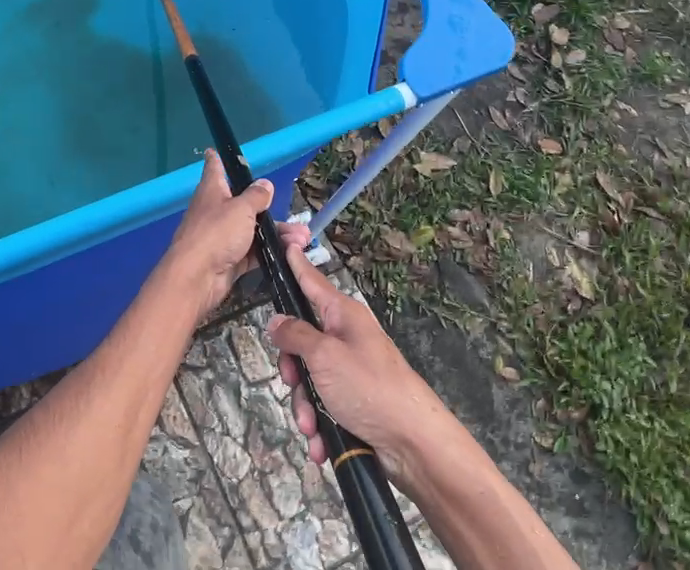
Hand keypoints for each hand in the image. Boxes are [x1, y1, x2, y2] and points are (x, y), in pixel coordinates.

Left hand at [158, 150, 309, 316]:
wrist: (197, 277)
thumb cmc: (216, 233)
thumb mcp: (240, 209)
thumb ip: (255, 196)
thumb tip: (265, 184)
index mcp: (212, 191)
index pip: (214, 169)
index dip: (216, 159)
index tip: (214, 150)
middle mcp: (216, 211)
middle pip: (244, 204)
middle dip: (270, 210)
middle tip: (297, 219)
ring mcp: (223, 237)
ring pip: (253, 230)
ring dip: (277, 233)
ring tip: (303, 239)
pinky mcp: (229, 259)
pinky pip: (253, 252)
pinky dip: (270, 252)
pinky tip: (291, 253)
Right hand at [268, 243, 455, 486]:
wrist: (413, 443)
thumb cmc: (370, 387)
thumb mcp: (324, 356)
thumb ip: (295, 335)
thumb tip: (276, 320)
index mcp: (344, 316)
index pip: (313, 282)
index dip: (298, 266)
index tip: (287, 244)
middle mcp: (347, 339)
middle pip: (303, 341)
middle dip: (293, 370)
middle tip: (292, 381)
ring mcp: (351, 372)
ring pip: (310, 379)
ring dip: (305, 405)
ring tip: (312, 426)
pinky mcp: (354, 401)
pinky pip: (324, 406)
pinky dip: (319, 423)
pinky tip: (320, 444)